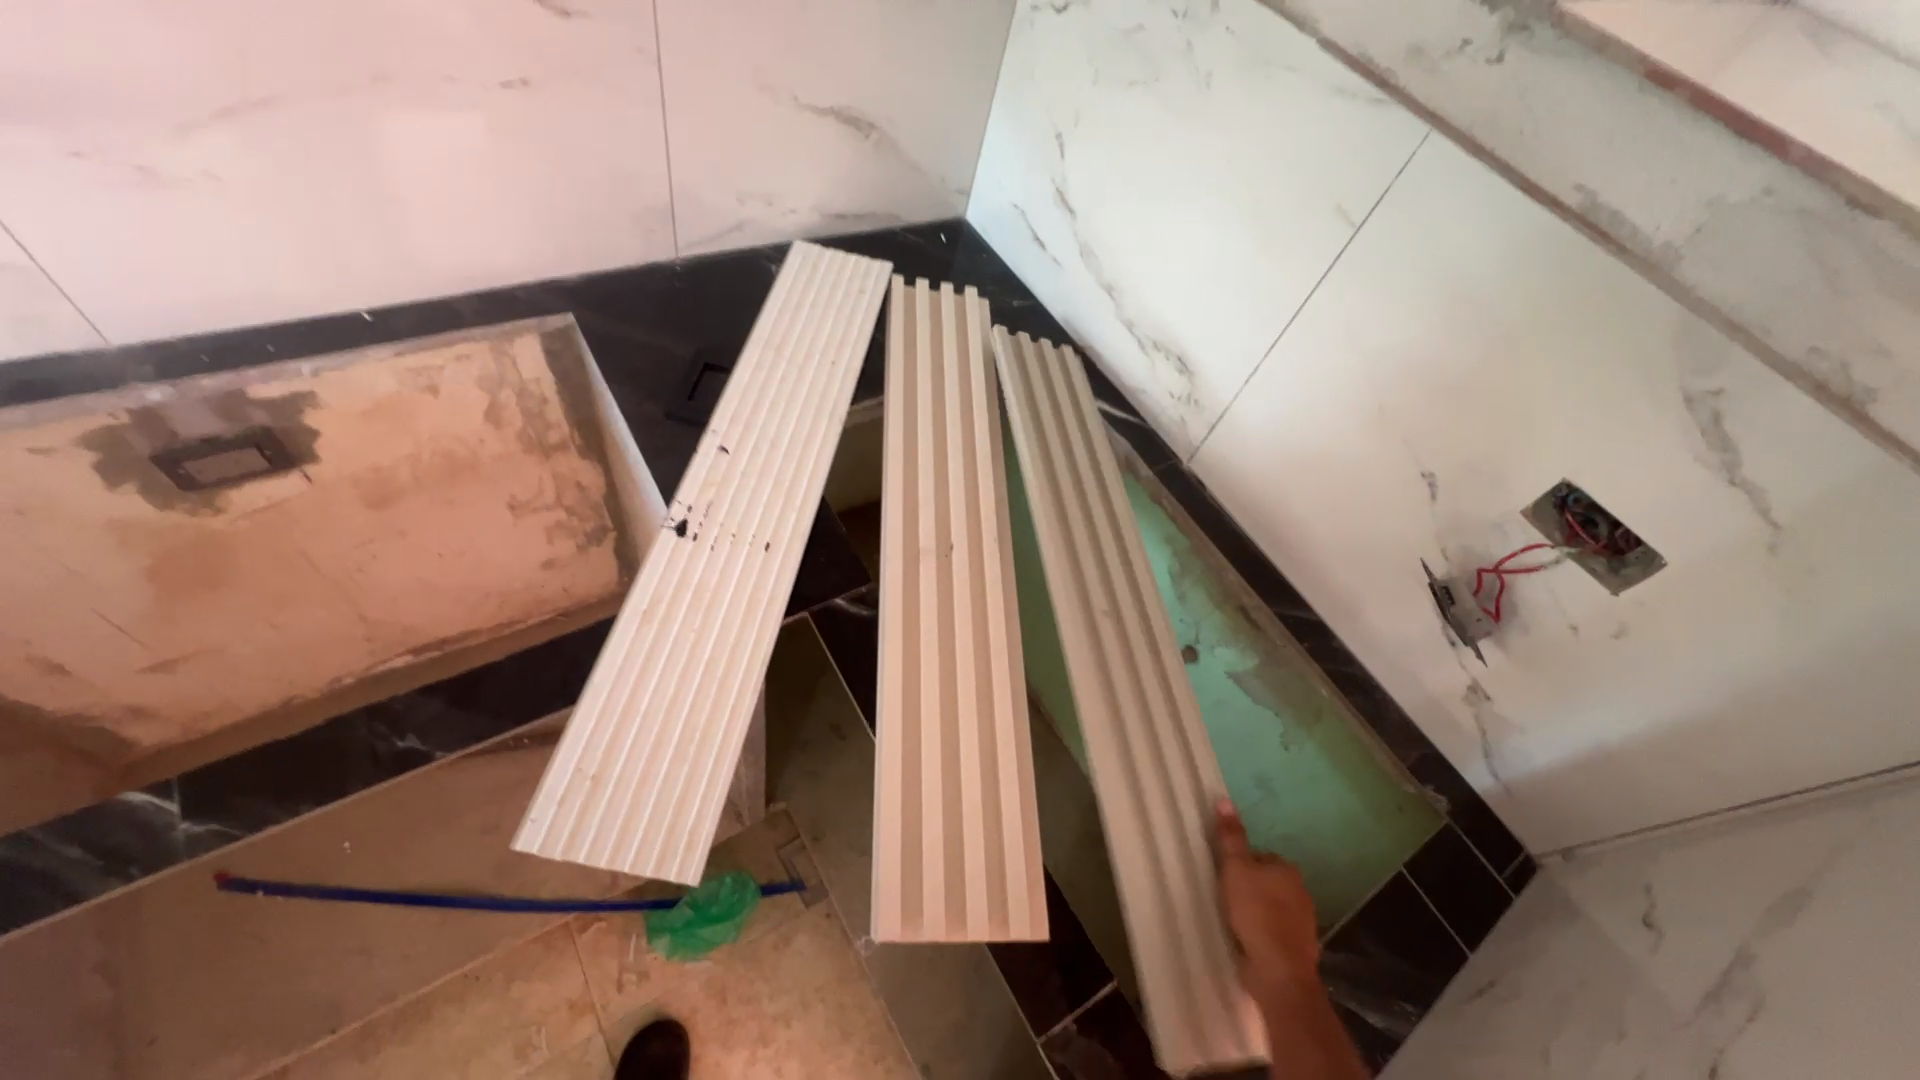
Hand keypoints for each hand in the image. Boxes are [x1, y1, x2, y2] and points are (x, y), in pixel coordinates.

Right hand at [1214, 798, 1320, 1002]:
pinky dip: (1265, 934)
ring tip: (1234, 922)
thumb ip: (1230, 837)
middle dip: (1251, 889)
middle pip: (1268, 882)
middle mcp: (1301, 891)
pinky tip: (1249, 942)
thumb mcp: (1235, 869)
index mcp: (1287, 869)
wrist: (1278, 969)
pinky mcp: (1300, 947)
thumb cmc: (1254, 912)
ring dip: (1259, 913)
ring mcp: (1304, 921)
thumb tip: (1224, 799)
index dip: (1241, 866)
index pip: (1260, 858)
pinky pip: (1277, 932)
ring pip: (1274, 908)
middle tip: (1226, 899)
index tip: (1224, 878)